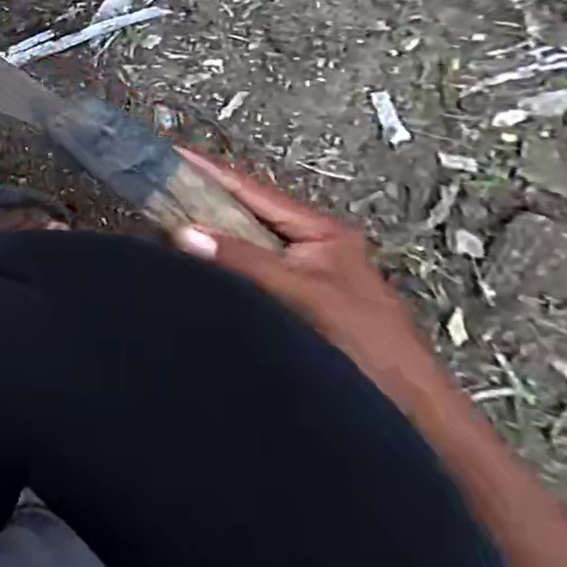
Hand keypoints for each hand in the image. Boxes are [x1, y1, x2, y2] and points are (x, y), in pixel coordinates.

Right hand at [172, 148, 444, 403]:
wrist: (412, 413)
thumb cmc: (371, 347)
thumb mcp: (305, 294)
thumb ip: (245, 261)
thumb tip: (185, 232)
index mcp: (321, 231)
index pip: (253, 189)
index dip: (210, 170)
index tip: (170, 153)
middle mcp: (307, 245)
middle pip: (242, 211)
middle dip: (200, 197)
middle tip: (155, 183)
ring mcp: (296, 271)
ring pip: (238, 239)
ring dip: (203, 229)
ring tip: (159, 214)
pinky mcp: (285, 297)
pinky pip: (238, 265)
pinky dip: (211, 258)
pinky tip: (185, 259)